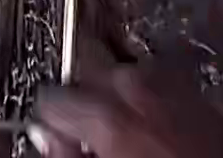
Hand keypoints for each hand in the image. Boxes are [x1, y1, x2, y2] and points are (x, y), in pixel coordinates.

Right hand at [32, 66, 222, 157]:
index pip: (52, 97)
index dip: (49, 120)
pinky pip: (139, 76)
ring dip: (107, 96)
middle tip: (88, 137)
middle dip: (79, 102)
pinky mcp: (176, 75)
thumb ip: (70, 156)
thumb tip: (47, 138)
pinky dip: (134, 94)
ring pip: (110, 73)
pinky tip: (146, 126)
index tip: (56, 138)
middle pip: (81, 75)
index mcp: (106, 114)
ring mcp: (154, 73)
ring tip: (122, 135)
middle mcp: (127, 81)